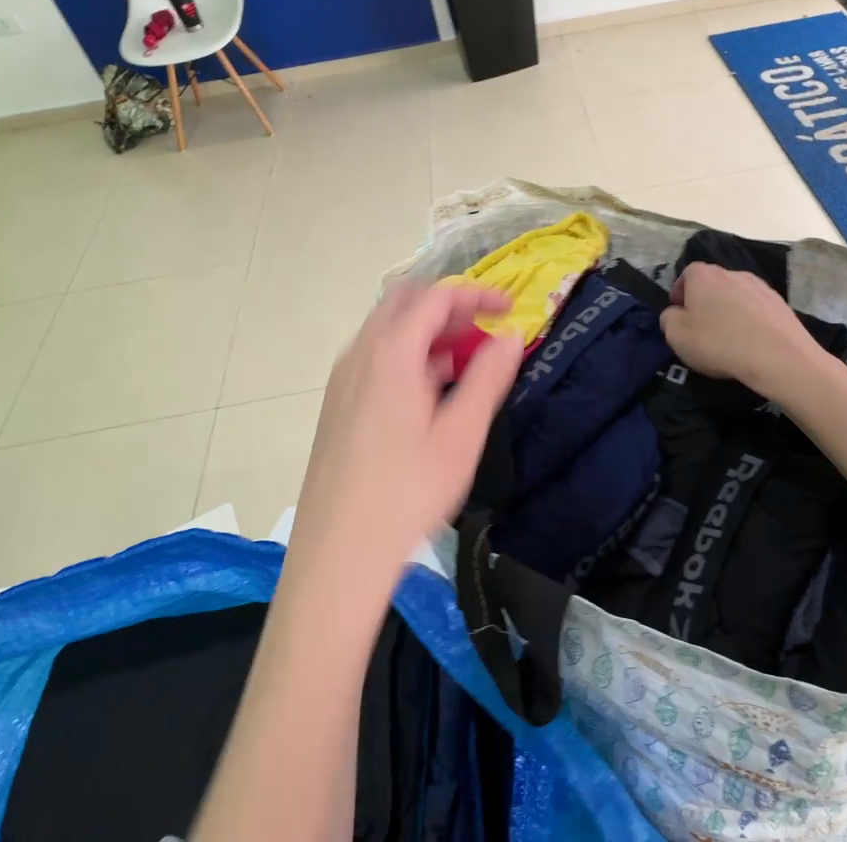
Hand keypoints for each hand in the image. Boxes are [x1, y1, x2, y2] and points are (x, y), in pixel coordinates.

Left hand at [290, 284, 521, 571]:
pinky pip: (374, 358)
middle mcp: (359, 355)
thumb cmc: (407, 494)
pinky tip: (428, 398)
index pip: (435, 297)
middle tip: (484, 334)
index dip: (477, 295)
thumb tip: (510, 337)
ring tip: (463, 367)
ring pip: (386, 331)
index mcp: (390, 354)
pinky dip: (406, 356)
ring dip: (427, 333)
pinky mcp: (336, 405)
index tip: (510, 309)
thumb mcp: (460, 436)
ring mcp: (341, 380)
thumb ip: (488, 378)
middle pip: (404, 304)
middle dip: (448, 308)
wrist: (339, 552)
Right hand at [660, 262, 831, 400]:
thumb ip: (668, 319)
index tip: (680, 313)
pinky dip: (750, 320)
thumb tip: (675, 313)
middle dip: (705, 302)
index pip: (686, 275)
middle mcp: (732, 273)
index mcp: (703, 275)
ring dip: (729, 310)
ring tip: (728, 337)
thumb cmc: (718, 342)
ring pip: (736, 295)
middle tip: (702, 328)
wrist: (777, 355)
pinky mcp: (780, 303)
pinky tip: (751, 342)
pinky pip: (756, 309)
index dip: (680, 293)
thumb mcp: (676, 336)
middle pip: (713, 284)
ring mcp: (760, 286)